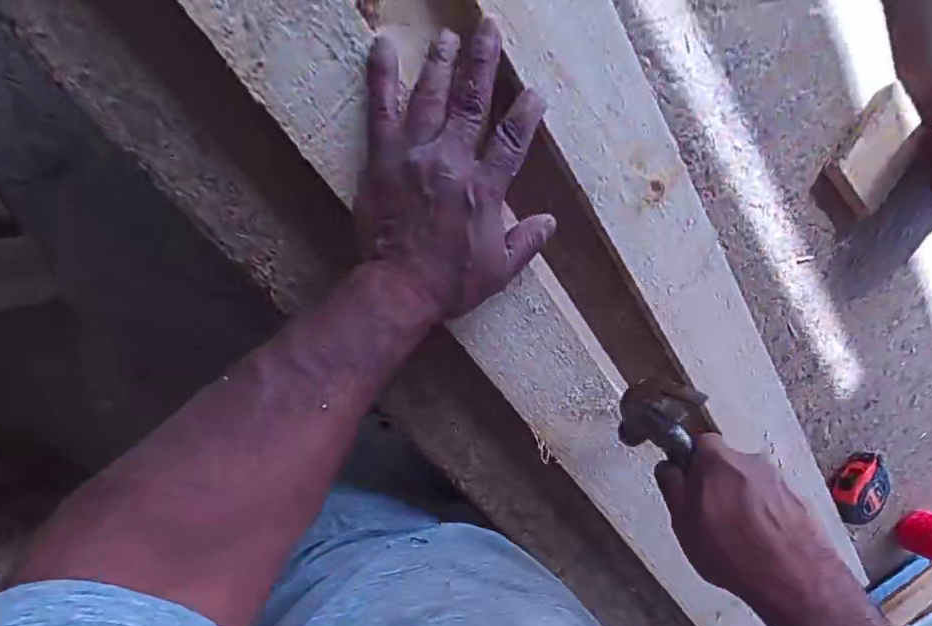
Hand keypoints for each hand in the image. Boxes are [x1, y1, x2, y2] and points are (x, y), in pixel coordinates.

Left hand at [355, 19, 556, 322]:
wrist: (400, 290)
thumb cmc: (450, 285)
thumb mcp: (498, 271)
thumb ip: (526, 243)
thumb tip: (550, 222)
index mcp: (484, 189)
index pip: (510, 140)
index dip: (525, 114)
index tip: (533, 94)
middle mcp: (452, 162)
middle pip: (471, 102)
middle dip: (482, 63)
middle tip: (488, 30)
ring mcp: (416, 157)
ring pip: (430, 97)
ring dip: (440, 63)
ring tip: (447, 37)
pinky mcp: (383, 161)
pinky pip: (381, 111)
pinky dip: (382, 77)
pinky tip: (383, 47)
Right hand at [656, 435, 875, 625]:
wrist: (790, 575)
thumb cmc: (731, 550)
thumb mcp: (682, 521)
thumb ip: (672, 487)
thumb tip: (668, 467)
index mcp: (717, 460)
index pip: (697, 443)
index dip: (688, 463)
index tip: (683, 484)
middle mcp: (750, 461)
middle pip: (724, 463)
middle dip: (713, 483)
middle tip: (702, 515)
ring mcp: (777, 479)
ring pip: (746, 483)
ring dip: (736, 501)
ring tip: (729, 535)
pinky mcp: (796, 499)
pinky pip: (766, 500)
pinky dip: (758, 514)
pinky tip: (752, 541)